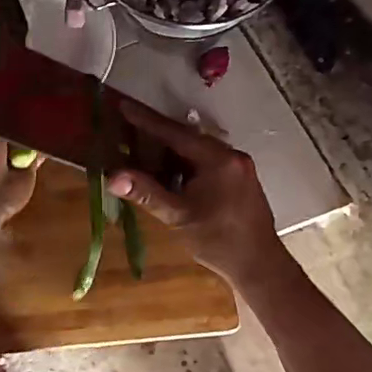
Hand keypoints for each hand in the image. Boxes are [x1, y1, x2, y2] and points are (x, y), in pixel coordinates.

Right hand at [104, 98, 284, 284]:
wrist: (259, 265)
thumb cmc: (219, 240)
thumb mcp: (178, 216)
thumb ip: (146, 193)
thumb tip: (112, 177)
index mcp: (218, 160)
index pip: (174, 133)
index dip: (146, 120)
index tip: (123, 105)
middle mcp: (230, 156)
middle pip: (184, 138)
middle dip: (154, 134)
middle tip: (124, 127)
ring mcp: (236, 167)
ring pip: (193, 150)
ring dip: (166, 151)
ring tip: (138, 151)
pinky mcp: (236, 179)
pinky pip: (202, 161)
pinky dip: (180, 164)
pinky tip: (163, 172)